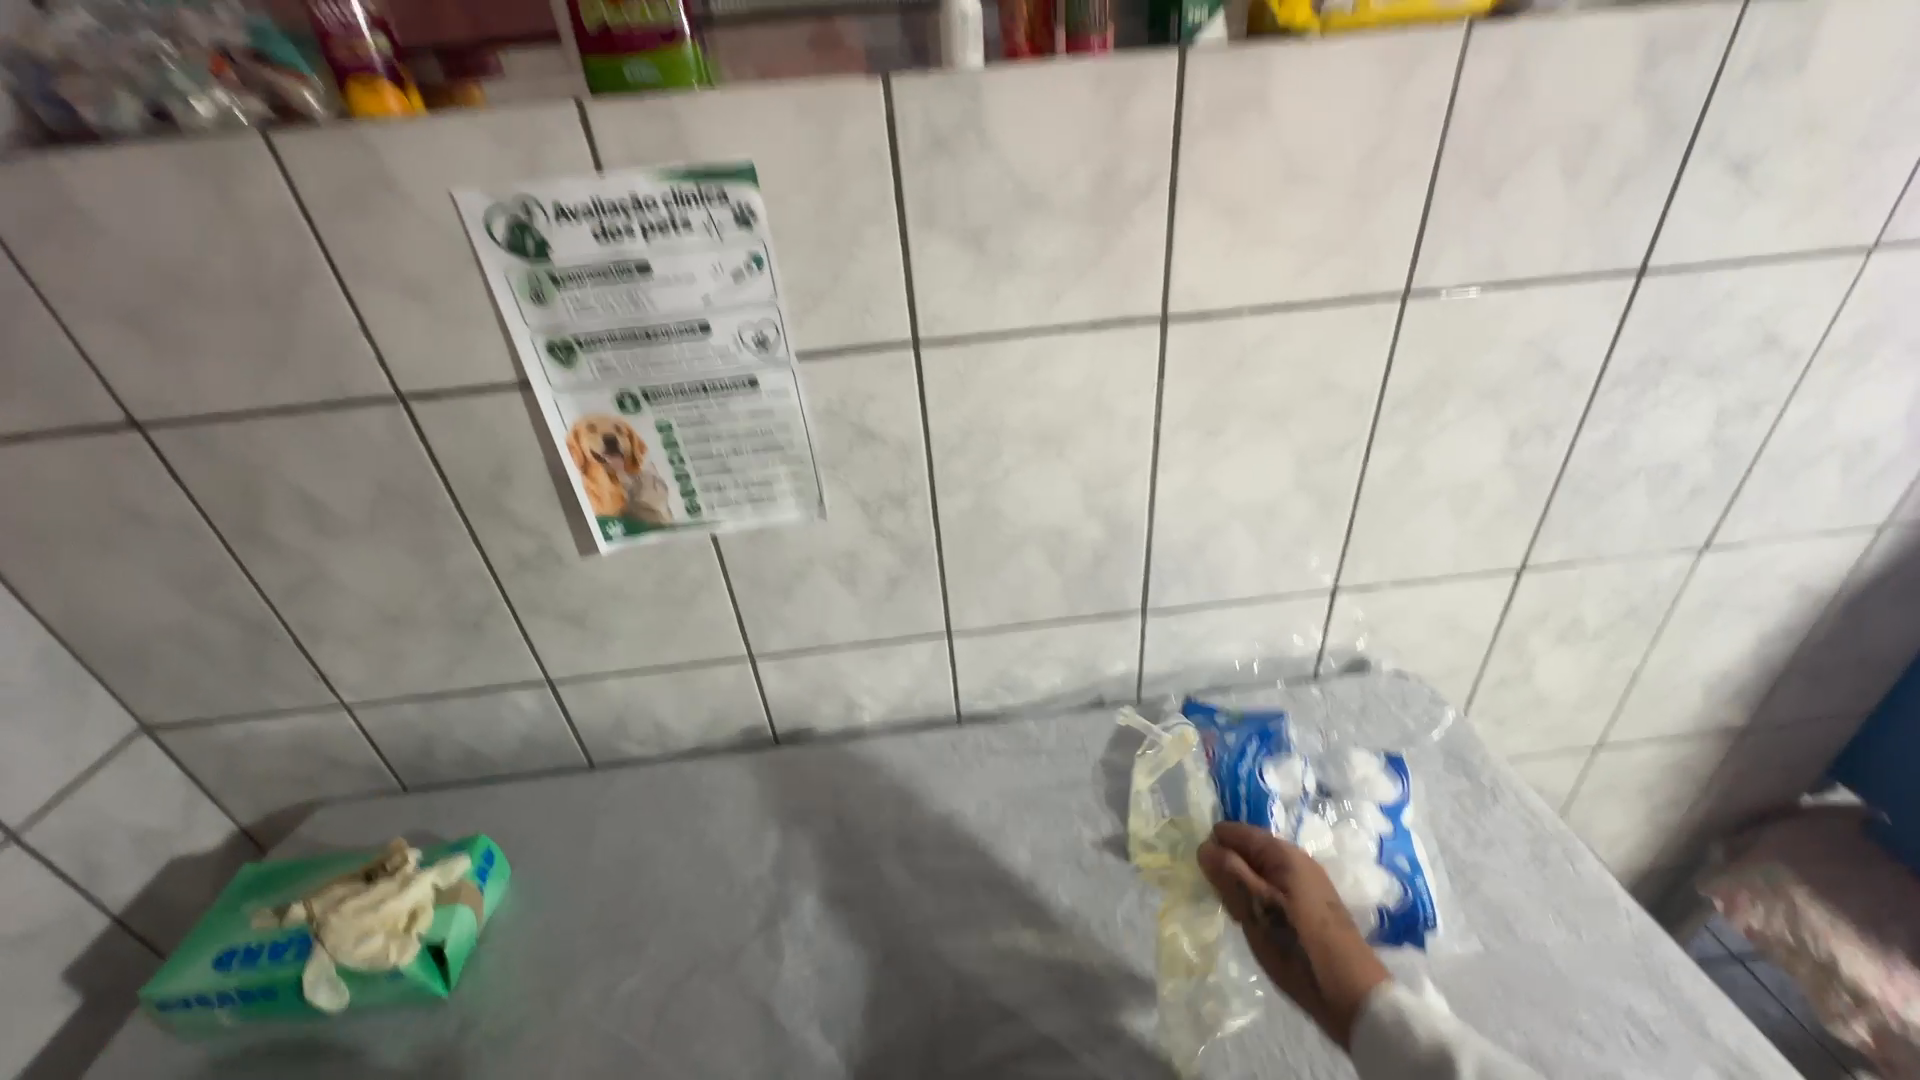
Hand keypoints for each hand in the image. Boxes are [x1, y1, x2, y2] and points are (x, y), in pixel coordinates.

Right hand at [1198, 821, 1390, 1048]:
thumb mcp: (1254, 908)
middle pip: (1247, 851)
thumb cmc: (1297, 947)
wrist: (1352, 995)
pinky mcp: (1312, 907)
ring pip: (1259, 874)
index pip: (1234, 831)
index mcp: (1283, 853)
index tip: (1207, 879)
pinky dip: (1259, 903)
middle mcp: (1297, 860)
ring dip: (1243, 890)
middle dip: (1228, 872)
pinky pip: (1273, 891)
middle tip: (1226, 904)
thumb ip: (1228, 872)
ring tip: (1241, 919)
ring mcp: (1307, 884)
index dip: (1215, 849)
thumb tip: (1205, 845)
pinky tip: (1259, 928)